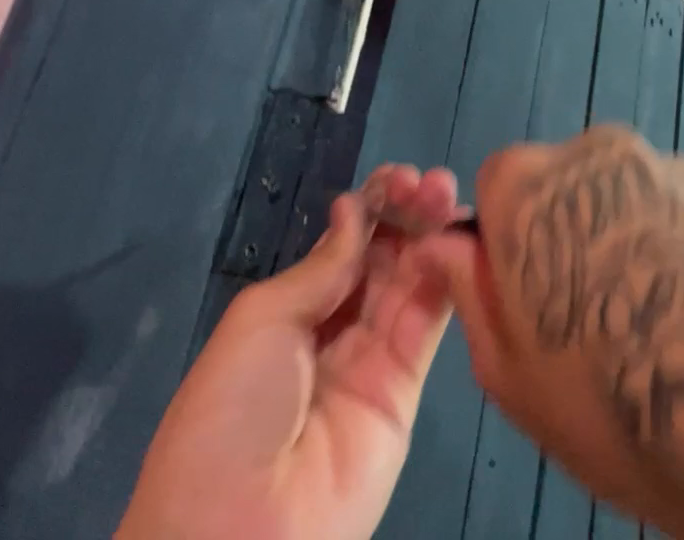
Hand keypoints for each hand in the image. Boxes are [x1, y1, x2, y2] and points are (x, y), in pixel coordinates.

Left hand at [119, 165, 461, 539]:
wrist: (241, 528)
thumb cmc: (232, 408)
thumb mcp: (262, 321)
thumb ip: (322, 268)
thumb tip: (353, 212)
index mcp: (290, 309)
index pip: (342, 245)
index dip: (370, 208)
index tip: (397, 177)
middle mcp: (335, 328)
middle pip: (381, 260)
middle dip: (405, 214)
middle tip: (431, 181)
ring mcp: (372, 360)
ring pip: (409, 285)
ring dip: (429, 237)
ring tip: (447, 194)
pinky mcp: (404, 392)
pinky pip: (426, 328)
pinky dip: (443, 282)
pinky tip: (451, 241)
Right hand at [415, 127, 683, 535]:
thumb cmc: (625, 407)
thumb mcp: (515, 375)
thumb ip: (470, 293)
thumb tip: (445, 244)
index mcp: (529, 188)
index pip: (494, 188)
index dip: (505, 245)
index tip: (529, 301)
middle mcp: (597, 155)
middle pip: (559, 187)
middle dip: (561, 238)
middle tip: (590, 321)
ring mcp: (670, 168)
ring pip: (619, 199)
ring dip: (620, 244)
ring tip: (655, 326)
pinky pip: (674, 212)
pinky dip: (673, 250)